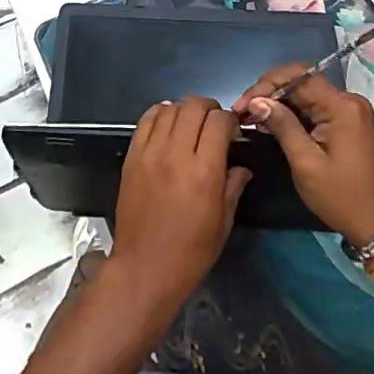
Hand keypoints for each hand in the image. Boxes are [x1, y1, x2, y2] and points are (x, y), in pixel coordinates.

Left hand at [111, 97, 252, 306]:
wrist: (145, 266)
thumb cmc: (191, 252)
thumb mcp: (223, 223)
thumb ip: (233, 187)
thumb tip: (242, 166)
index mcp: (204, 172)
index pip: (218, 122)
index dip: (229, 120)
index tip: (233, 129)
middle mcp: (176, 154)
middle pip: (193, 107)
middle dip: (209, 107)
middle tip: (214, 120)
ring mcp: (150, 152)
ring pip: (169, 109)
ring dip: (184, 109)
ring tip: (191, 120)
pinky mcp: (132, 155)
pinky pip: (146, 120)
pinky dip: (159, 113)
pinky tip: (167, 119)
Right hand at [235, 69, 373, 243]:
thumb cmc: (341, 197)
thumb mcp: (306, 163)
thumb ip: (282, 125)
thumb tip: (257, 101)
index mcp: (342, 107)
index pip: (297, 78)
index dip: (266, 85)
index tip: (243, 104)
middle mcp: (349, 102)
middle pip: (301, 83)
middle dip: (268, 93)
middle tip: (243, 110)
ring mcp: (350, 112)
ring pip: (306, 95)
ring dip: (278, 103)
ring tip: (252, 117)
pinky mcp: (348, 123)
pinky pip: (315, 108)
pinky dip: (292, 113)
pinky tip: (272, 123)